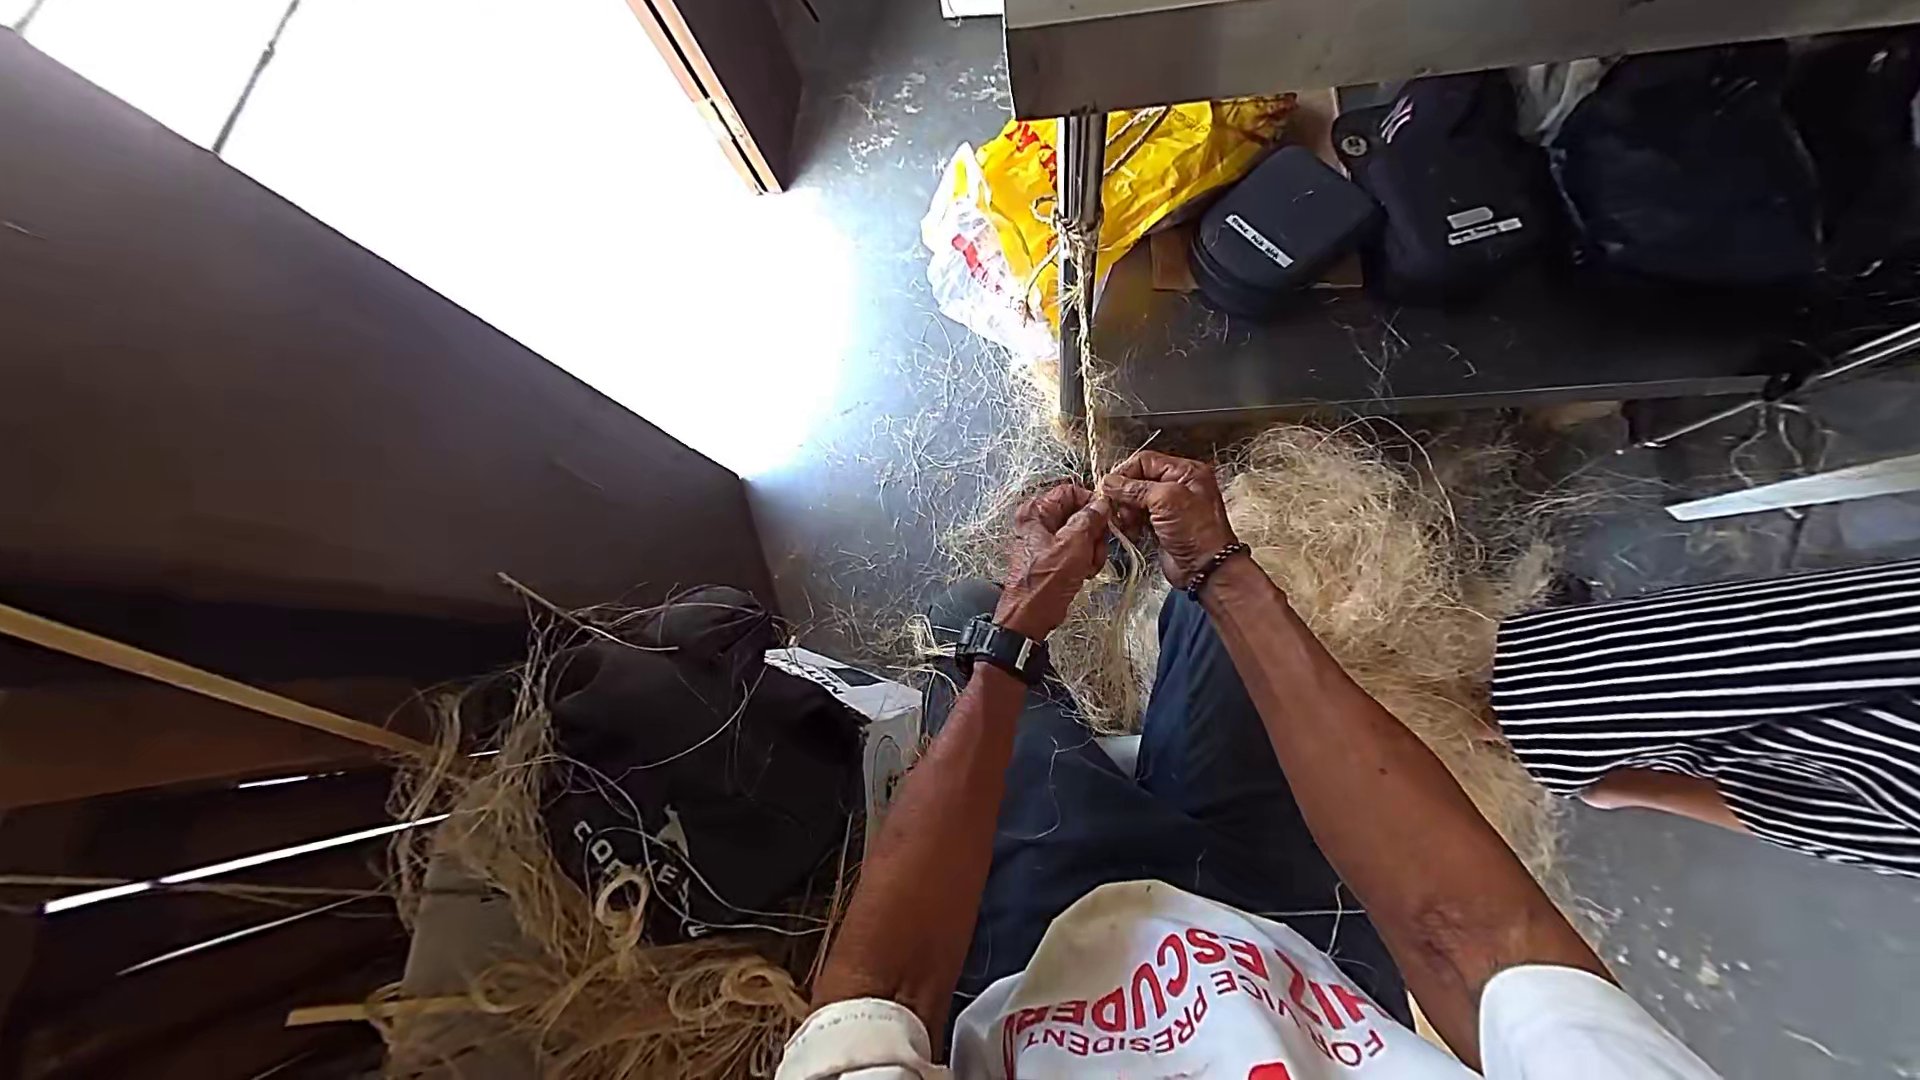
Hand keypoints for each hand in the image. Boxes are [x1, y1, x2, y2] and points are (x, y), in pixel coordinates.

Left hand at [995, 483, 1110, 639]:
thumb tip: (1101, 504)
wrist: (1031, 615)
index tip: (1105, 517)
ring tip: (1086, 565)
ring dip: (1091, 550)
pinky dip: (1085, 561)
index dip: (1091, 502)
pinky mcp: (1053, 558)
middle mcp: (1037, 523)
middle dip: (1093, 533)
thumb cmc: (1042, 583)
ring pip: (1082, 534)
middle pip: (1079, 514)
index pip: (1070, 491)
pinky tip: (1083, 573)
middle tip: (1094, 548)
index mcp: (1035, 512)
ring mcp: (1045, 541)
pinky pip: (1078, 551)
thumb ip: (1090, 519)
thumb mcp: (1073, 544)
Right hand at [1099, 450, 1238, 588]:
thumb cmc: (1195, 531)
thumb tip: (1108, 482)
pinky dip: (1131, 524)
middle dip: (1125, 496)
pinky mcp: (1161, 525)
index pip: (1145, 461)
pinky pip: (1138, 517)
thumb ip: (1135, 488)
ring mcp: (1169, 506)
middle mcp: (1177, 485)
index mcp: (1185, 471)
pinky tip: (1132, 532)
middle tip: (1120, 511)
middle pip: (1138, 480)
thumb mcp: (1166, 500)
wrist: (1206, 569)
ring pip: (1135, 500)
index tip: (1110, 489)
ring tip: (1127, 525)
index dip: (1125, 473)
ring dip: (1126, 511)